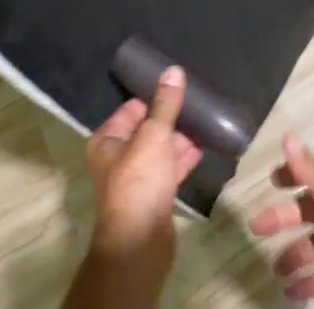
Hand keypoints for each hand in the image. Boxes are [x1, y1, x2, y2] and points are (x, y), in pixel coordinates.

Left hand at [62, 67, 202, 308]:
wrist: (140, 241)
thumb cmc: (139, 181)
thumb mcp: (154, 135)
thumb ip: (166, 104)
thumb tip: (174, 70)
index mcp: (108, 139)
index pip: (133, 108)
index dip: (155, 97)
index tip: (180, 86)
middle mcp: (118, 157)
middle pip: (147, 129)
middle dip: (171, 119)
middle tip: (198, 104)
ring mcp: (136, 178)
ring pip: (160, 150)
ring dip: (180, 139)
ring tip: (206, 122)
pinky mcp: (153, 196)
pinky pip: (169, 169)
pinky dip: (183, 159)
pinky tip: (203, 147)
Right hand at [249, 135, 313, 308]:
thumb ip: (310, 171)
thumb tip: (287, 135)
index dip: (294, 173)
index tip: (271, 180)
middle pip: (310, 211)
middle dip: (284, 219)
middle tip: (256, 230)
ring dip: (295, 257)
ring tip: (276, 272)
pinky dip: (309, 282)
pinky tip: (291, 292)